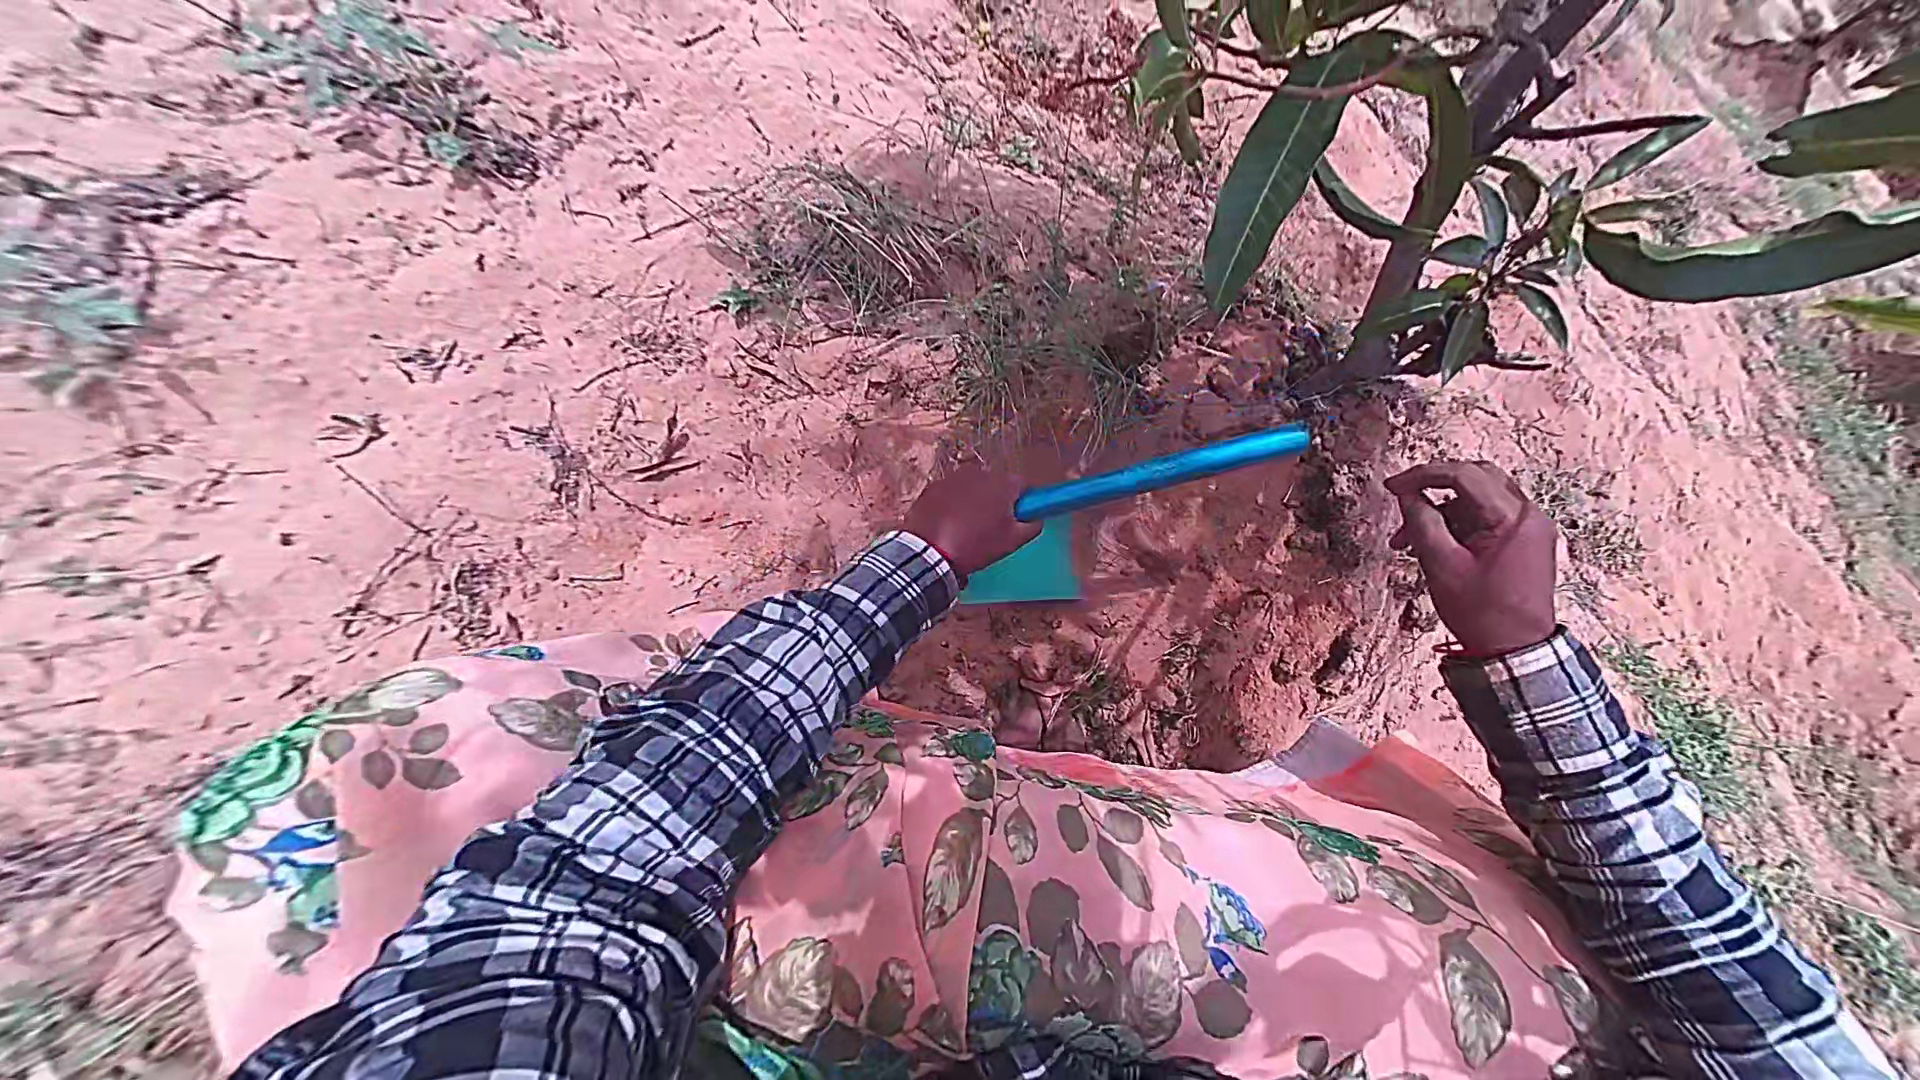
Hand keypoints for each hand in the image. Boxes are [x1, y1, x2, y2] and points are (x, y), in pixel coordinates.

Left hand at [903, 464, 1041, 580]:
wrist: (928, 552)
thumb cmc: (976, 545)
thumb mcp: (1013, 541)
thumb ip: (1032, 525)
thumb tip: (1036, 518)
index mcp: (1002, 483)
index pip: (1023, 486)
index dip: (1024, 502)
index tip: (1019, 518)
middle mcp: (978, 473)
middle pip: (996, 486)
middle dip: (997, 502)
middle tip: (992, 528)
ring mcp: (952, 478)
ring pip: (972, 489)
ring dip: (974, 503)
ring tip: (967, 530)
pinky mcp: (932, 488)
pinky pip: (950, 494)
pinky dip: (952, 505)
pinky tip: (948, 526)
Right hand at [1385, 460, 1557, 657]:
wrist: (1516, 647)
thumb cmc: (1482, 611)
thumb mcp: (1440, 564)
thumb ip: (1422, 523)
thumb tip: (1408, 496)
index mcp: (1512, 518)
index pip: (1464, 475)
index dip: (1422, 475)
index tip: (1393, 486)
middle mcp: (1528, 516)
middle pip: (1476, 478)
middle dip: (1433, 486)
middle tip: (1402, 497)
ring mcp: (1529, 528)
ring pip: (1477, 499)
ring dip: (1440, 510)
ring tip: (1409, 538)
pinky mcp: (1523, 541)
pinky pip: (1485, 517)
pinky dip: (1455, 523)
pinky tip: (1432, 544)